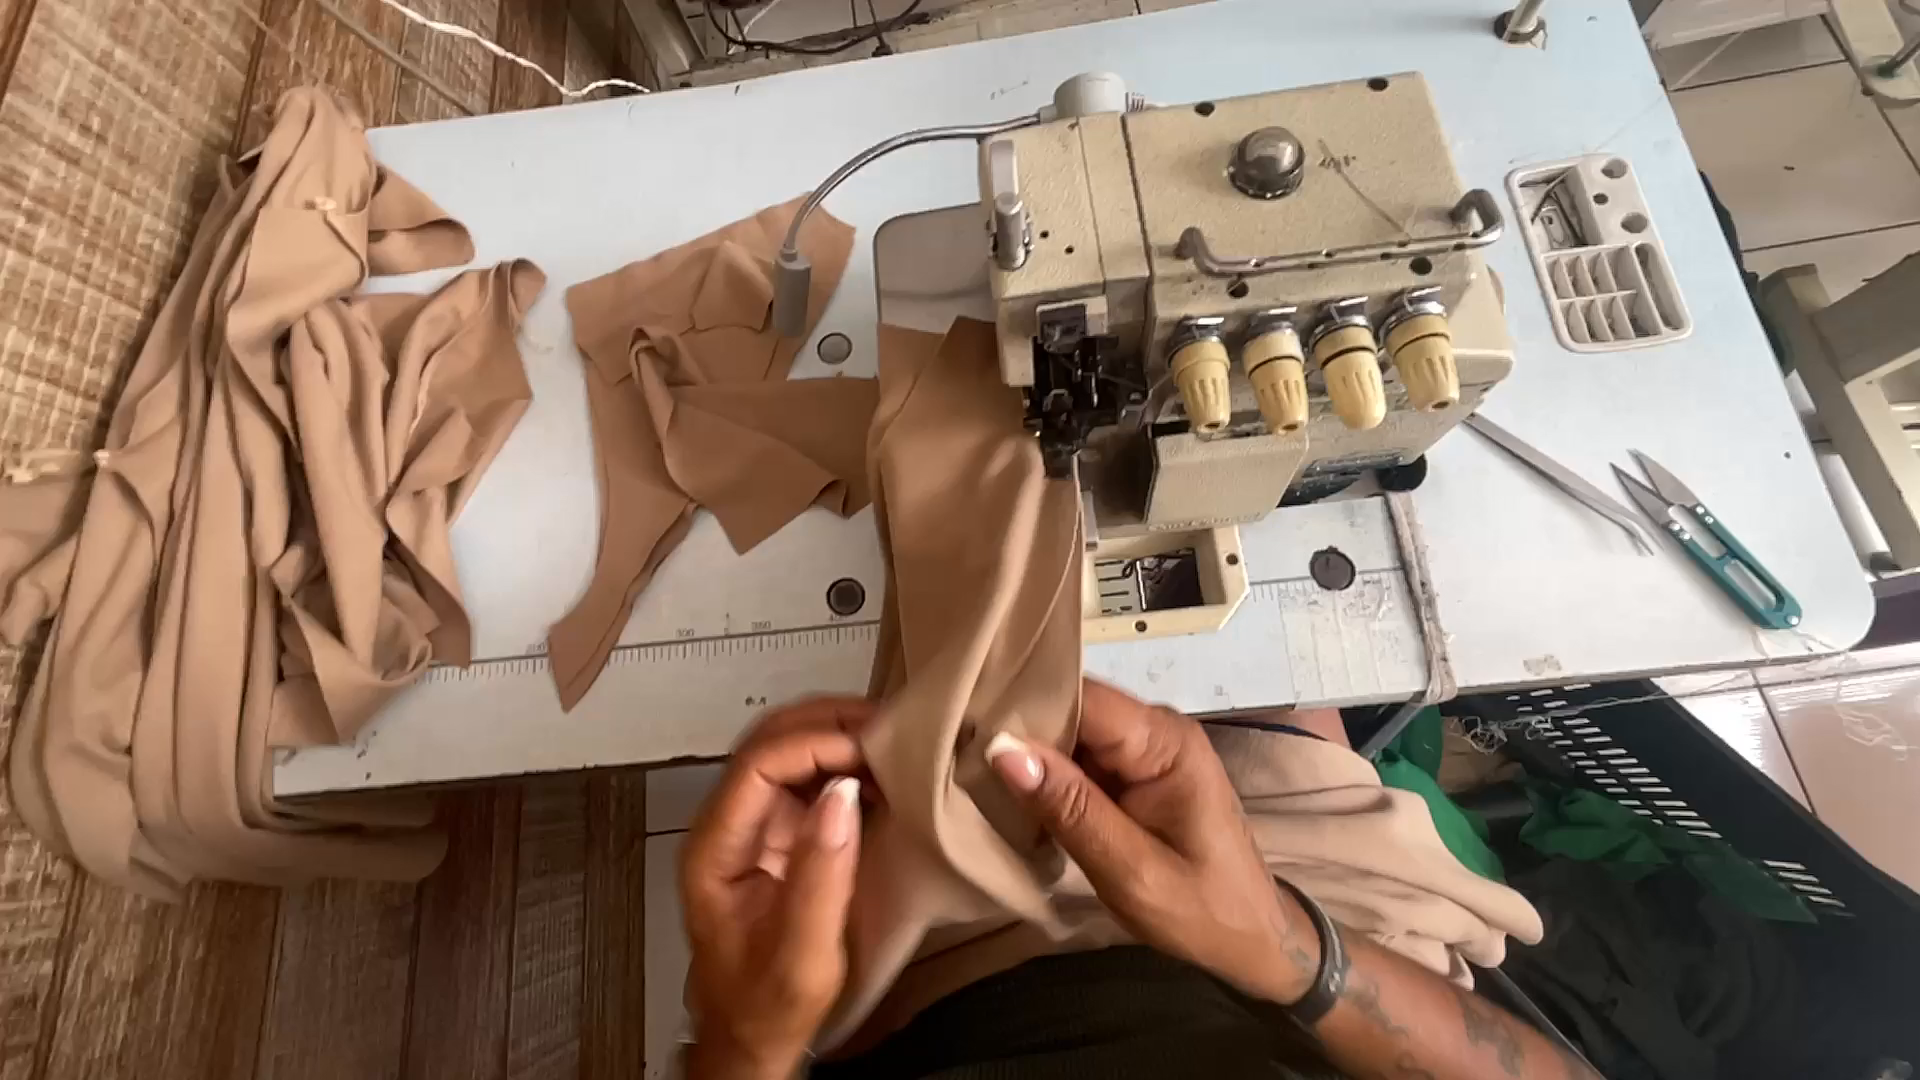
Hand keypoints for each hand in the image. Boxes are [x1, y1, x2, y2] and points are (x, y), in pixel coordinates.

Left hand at [681, 698, 875, 1079]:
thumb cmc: (770, 1005)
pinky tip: (877, 768)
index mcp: (716, 848)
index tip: (868, 751)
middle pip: (768, 739)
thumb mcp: (802, 956)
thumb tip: (844, 792)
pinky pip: (808, 771)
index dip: (813, 744)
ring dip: (836, 732)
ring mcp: (753, 820)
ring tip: (887, 739)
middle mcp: (728, 821)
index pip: (757, 764)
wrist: (753, 1034)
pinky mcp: (779, 826)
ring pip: (787, 744)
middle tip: (886, 727)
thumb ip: (821, 876)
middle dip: (827, 722)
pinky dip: (843, 757)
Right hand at [986, 680, 1318, 1005]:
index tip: (971, 723)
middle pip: (1076, 706)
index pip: (1085, 698)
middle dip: (1023, 727)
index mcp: (1165, 742)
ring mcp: (1146, 745)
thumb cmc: (1202, 912)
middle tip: (965, 751)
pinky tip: (1015, 787)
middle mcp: (1156, 727)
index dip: (1027, 705)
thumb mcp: (1131, 871)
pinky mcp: (1135, 766)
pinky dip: (1049, 769)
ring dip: (1032, 750)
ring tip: (979, 767)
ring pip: (1073, 728)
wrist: (1254, 939)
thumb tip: (1002, 748)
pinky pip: (1081, 752)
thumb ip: (1069, 807)